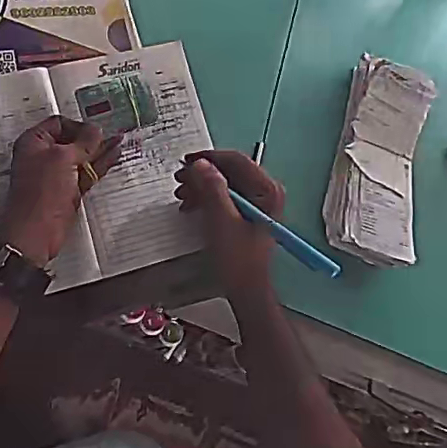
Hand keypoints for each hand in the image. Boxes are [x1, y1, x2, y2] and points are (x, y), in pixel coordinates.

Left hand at [0, 116, 120, 264]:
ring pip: (82, 156)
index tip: (95, 129)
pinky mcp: (68, 190)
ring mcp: (56, 175)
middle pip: (72, 140)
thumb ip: (82, 142)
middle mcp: (43, 157)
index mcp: (34, 142)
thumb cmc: (38, 195)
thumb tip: (95, 132)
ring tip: (118, 140)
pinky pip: (87, 172)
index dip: (78, 125)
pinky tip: (112, 156)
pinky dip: (100, 165)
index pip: (59, 123)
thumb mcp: (63, 158)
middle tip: (111, 132)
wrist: (36, 232)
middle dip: (92, 137)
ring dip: (100, 150)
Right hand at [174, 150, 283, 294]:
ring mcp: (256, 202)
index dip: (209, 158)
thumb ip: (212, 189)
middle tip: (180, 180)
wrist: (245, 289)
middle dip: (202, 174)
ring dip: (200, 186)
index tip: (186, 162)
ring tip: (182, 196)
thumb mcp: (222, 221)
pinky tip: (191, 206)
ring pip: (223, 183)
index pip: (237, 160)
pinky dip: (205, 198)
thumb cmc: (238, 259)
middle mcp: (264, 191)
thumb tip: (200, 164)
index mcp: (267, 190)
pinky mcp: (246, 213)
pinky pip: (223, 196)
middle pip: (229, 170)